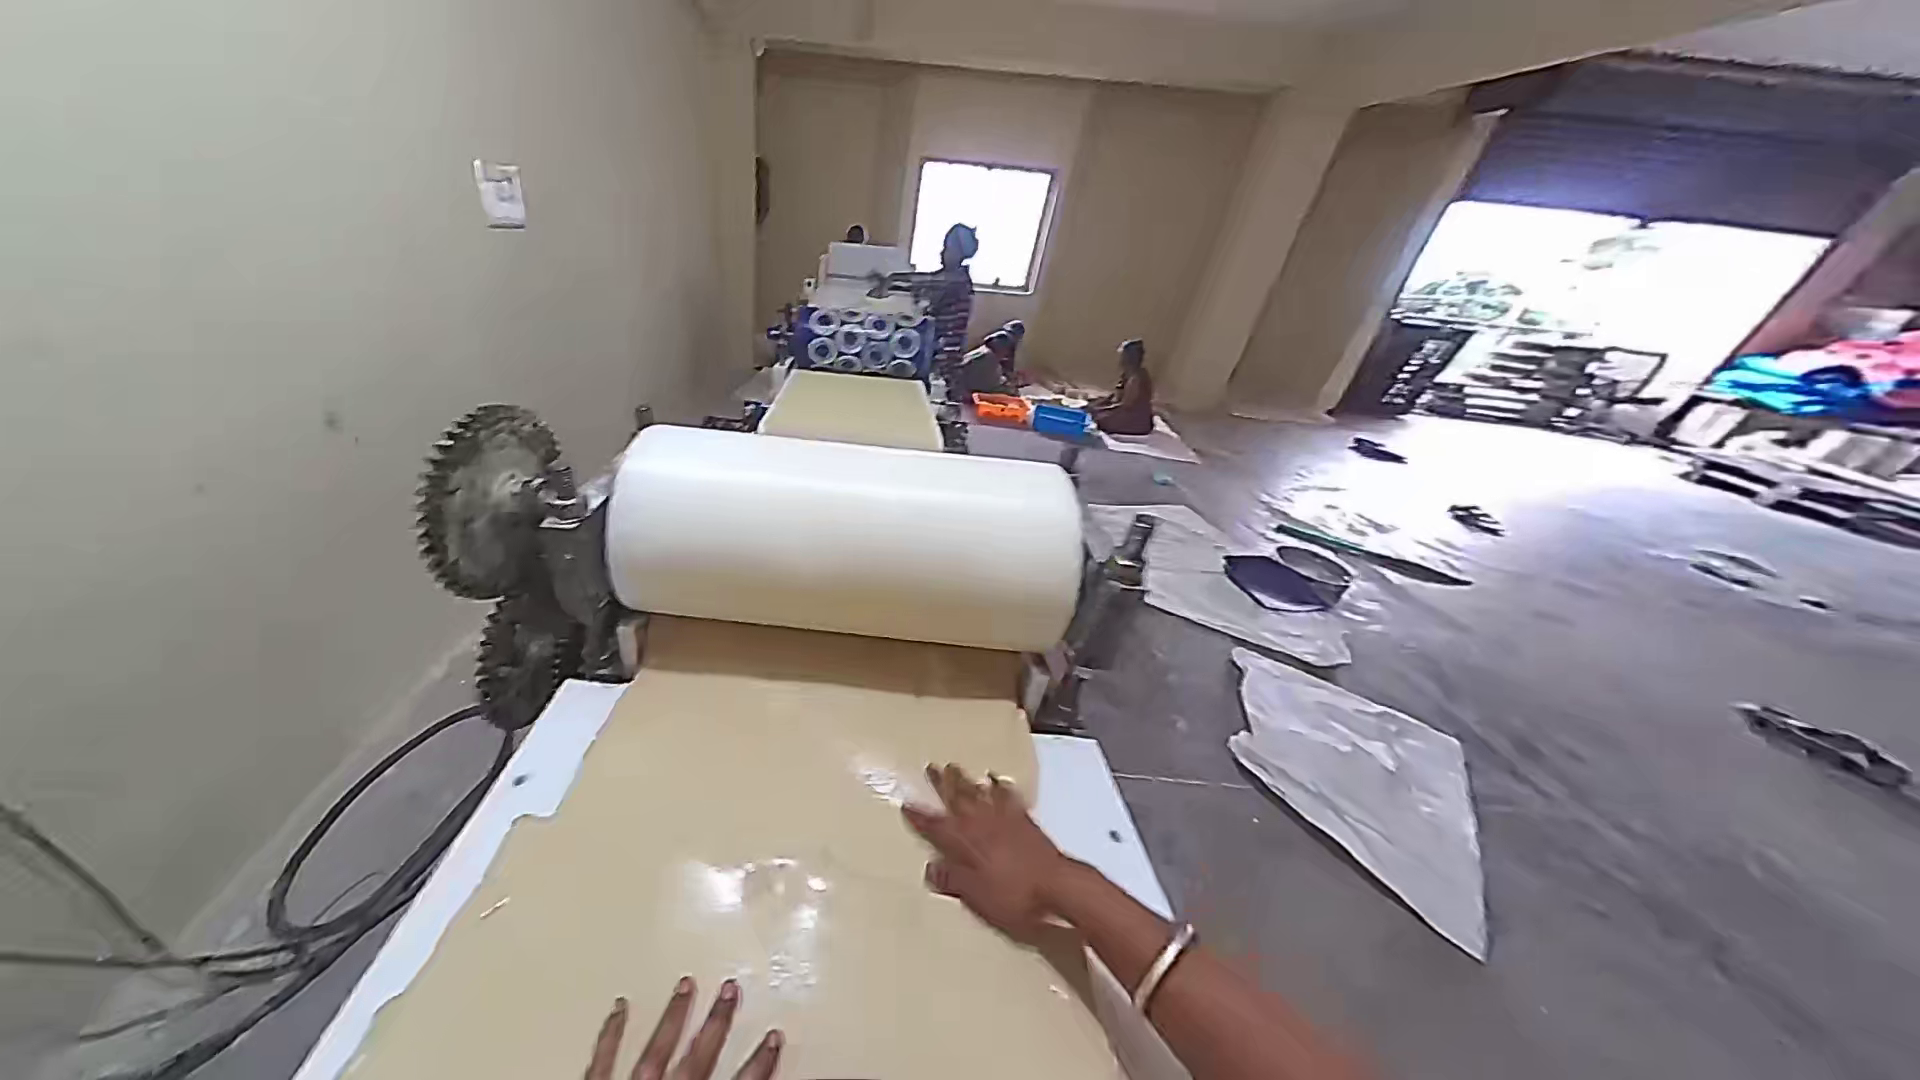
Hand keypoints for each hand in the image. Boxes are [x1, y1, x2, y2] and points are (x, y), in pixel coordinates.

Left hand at [584, 977, 781, 1079]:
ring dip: (673, 1017)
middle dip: (716, 1024)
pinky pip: (600, 1066)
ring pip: (655, 1053)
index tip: (773, 1038)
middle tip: (730, 988)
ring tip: (685, 983)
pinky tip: (619, 1009)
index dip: (758, 1066)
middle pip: (697, 1060)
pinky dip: (611, 1036)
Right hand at [901, 763, 1074, 944]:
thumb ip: (952, 880)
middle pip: (957, 799)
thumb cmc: (1015, 897)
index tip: (906, 805)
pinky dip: (998, 786)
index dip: (920, 817)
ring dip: (965, 780)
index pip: (935, 827)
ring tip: (954, 767)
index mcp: (965, 843)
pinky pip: (1006, 796)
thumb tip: (930, 868)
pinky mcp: (1024, 820)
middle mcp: (982, 825)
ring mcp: (1004, 819)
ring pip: (978, 793)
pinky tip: (996, 780)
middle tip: (930, 767)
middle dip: (941, 784)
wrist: (1058, 887)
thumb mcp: (976, 896)